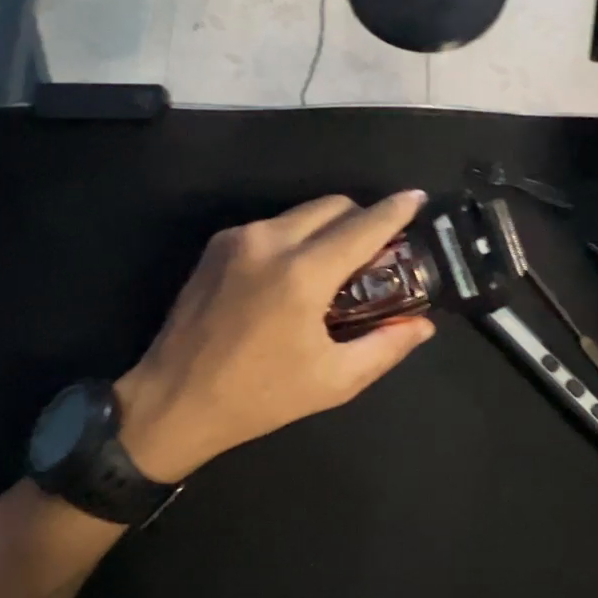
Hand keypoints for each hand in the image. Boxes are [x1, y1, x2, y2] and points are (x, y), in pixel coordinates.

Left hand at [114, 191, 437, 481]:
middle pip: (332, 205)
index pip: (363, 225)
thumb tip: (421, 324)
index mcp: (302, 274)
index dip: (396, 210)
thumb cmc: (259, 396)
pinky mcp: (216, 245)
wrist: (176, 398)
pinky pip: (270, 227)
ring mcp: (238, 238)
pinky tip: (293, 276)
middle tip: (377, 255)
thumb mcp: (333, 380)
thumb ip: (385, 346)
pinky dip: (294, 238)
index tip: (417, 199)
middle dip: (362, 219)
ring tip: (335, 270)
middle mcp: (269, 241)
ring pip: (299, 213)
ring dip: (327, 229)